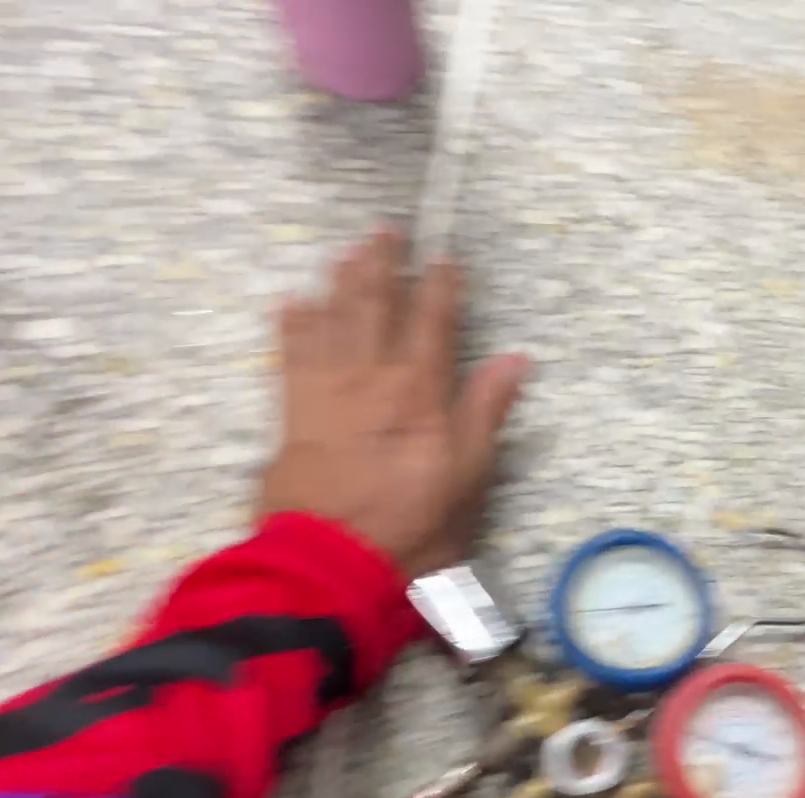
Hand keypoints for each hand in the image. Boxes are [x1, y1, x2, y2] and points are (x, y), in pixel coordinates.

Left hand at [259, 227, 527, 577]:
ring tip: (348, 252)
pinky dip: (293, 324)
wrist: (334, 559)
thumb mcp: (469, 471)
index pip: (432, 321)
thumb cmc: (415, 520)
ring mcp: (325, 390)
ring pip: (330, 318)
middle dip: (382, 264)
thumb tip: (515, 359)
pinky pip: (290, 353)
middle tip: (385, 231)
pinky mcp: (292, 411)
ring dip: (339, 280)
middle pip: (373, 305)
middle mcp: (369, 376)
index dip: (439, 286)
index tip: (444, 258)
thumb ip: (487, 409)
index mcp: (419, 390)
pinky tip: (295, 301)